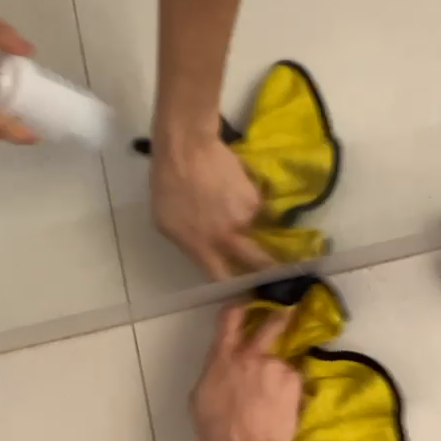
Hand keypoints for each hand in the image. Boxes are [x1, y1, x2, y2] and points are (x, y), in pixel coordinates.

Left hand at [150, 137, 274, 278]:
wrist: (186, 148)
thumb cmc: (167, 184)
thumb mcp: (165, 223)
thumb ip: (189, 243)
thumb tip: (206, 252)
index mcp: (201, 248)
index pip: (223, 279)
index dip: (236, 289)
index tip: (245, 292)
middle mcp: (228, 238)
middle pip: (257, 263)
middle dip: (268, 269)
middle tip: (275, 269)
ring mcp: (245, 218)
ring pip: (252, 227)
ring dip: (245, 221)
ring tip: (226, 201)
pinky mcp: (255, 197)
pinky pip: (254, 206)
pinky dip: (246, 200)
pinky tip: (230, 185)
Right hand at [191, 305, 301, 440]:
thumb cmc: (217, 432)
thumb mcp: (200, 399)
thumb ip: (213, 374)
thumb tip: (222, 368)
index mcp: (222, 359)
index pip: (229, 320)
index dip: (237, 309)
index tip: (243, 307)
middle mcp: (250, 355)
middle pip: (269, 324)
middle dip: (278, 317)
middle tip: (286, 316)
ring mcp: (275, 366)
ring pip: (280, 363)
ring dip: (278, 374)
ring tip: (274, 401)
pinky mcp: (294, 381)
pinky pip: (292, 380)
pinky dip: (289, 390)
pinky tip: (283, 408)